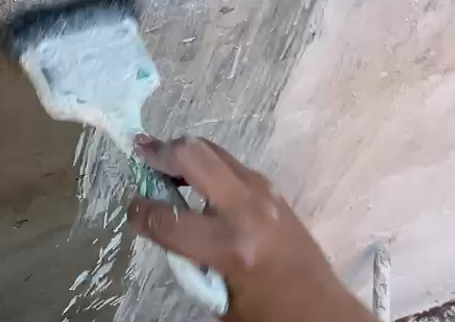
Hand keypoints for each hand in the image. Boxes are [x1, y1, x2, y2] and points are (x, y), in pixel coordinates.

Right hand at [129, 135, 373, 321]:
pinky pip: (228, 162)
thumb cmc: (267, 314)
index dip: (141, 213)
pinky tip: (193, 176)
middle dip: (160, 151)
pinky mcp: (270, 187)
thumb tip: (160, 217)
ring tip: (159, 155)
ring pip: (210, 149)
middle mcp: (247, 210)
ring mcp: (262, 191)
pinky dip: (204, 162)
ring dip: (182, 150)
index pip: (168, 220)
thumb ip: (187, 255)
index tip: (132, 210)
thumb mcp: (218, 297)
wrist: (323, 312)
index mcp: (232, 248)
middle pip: (192, 156)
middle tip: (138, 148)